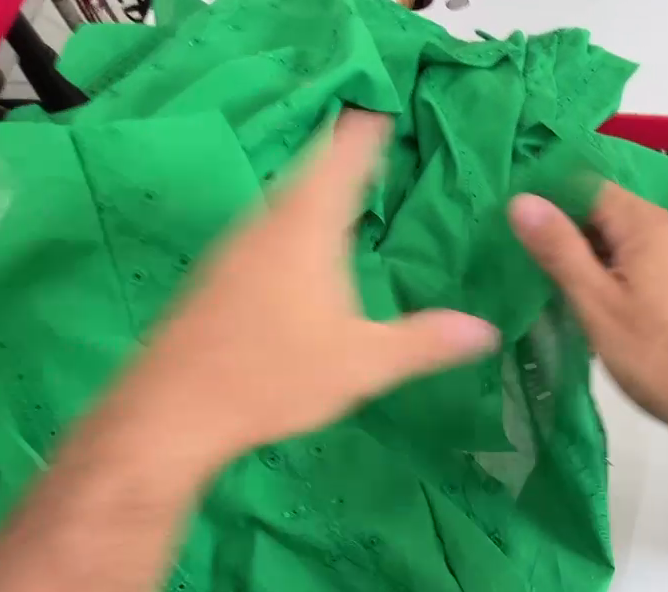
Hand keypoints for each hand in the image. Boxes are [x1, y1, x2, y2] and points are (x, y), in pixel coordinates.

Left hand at [135, 110, 499, 461]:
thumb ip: (427, 343)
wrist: (179, 407)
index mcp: (309, 228)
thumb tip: (488, 330)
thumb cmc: (278, 375)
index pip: (344, 155)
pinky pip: (270, 227)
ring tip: (351, 184)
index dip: (368, 129)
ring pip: (287, 199)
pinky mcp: (221, 273)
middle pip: (312, 169)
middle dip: (346, 151)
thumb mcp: (365, 364)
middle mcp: (269, 222)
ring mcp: (238, 246)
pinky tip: (307, 245)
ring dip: (319, 186)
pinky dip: (298, 219)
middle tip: (379, 140)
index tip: (389, 108)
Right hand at [511, 184, 667, 434]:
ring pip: (604, 237)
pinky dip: (592, 271)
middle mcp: (656, 227)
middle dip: (554, 225)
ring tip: (529, 273)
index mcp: (641, 222)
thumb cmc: (652, 356)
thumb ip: (559, 249)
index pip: (581, 182)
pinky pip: (618, 260)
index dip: (542, 196)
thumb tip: (520, 200)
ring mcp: (662, 255)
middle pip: (593, 208)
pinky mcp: (662, 281)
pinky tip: (566, 294)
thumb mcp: (596, 303)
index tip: (504, 219)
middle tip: (509, 250)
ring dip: (570, 252)